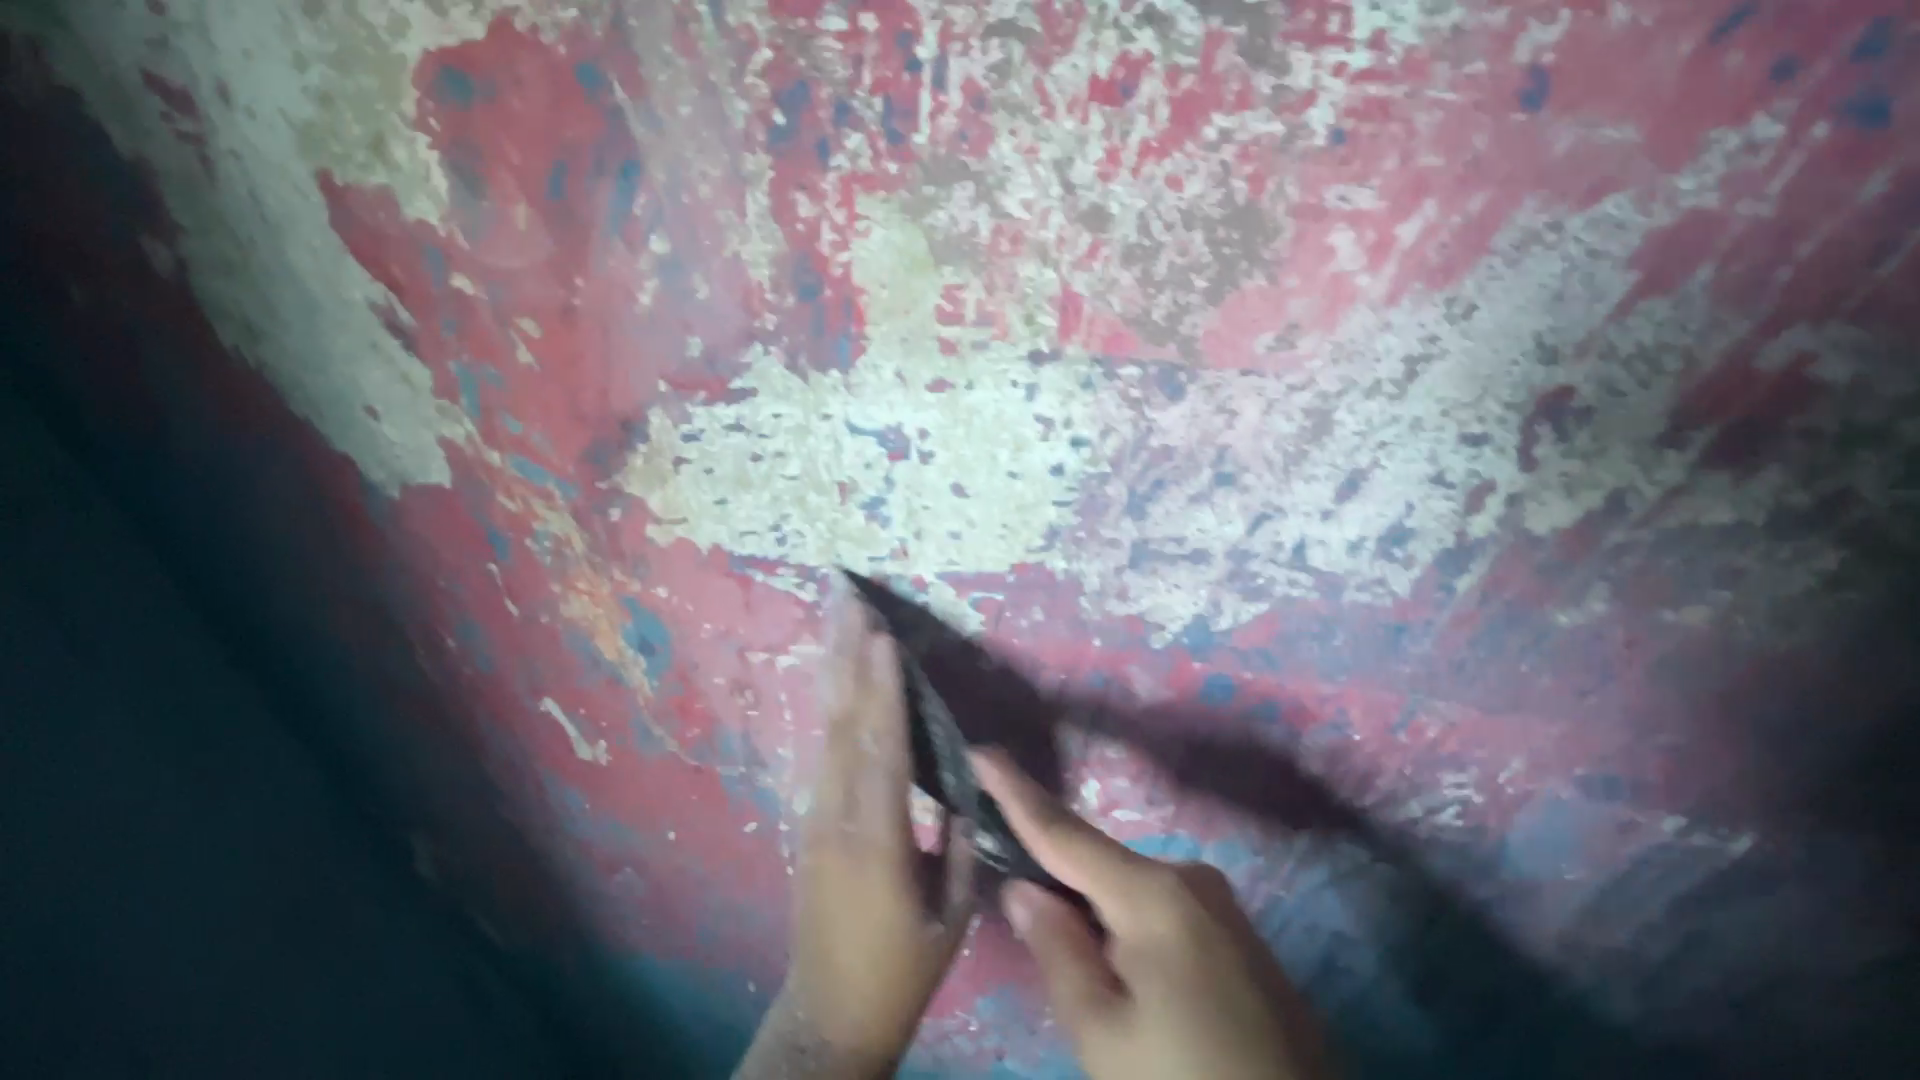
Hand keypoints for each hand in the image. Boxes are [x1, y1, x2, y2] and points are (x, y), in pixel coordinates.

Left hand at [736, 582, 976, 1078]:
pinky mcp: (809, 820)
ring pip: (826, 729)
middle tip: (847, 599)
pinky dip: (832, 704)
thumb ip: (959, 846)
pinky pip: (824, 750)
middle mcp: (836, 816)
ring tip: (838, 619)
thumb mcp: (950, 916)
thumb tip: (965, 787)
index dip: (883, 691)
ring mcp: (816, 816)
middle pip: (843, 724)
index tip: (884, 636)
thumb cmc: (900, 968)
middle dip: (847, 657)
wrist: (829, 1012)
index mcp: (876, 840)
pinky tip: (836, 676)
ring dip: (834, 670)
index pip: (881, 751)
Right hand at [973, 749, 1332, 1079]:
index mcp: (1152, 894)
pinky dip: (1126, 925)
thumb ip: (1058, 950)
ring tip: (1079, 971)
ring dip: (1091, 910)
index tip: (979, 750)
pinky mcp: (1237, 931)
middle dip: (1053, 877)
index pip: (1063, 833)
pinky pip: (1160, 909)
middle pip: (1096, 863)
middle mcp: (1189, 877)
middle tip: (1020, 919)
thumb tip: (1024, 887)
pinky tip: (1125, 976)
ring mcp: (1221, 902)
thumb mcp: (1104, 1035)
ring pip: (1127, 890)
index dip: (1015, 792)